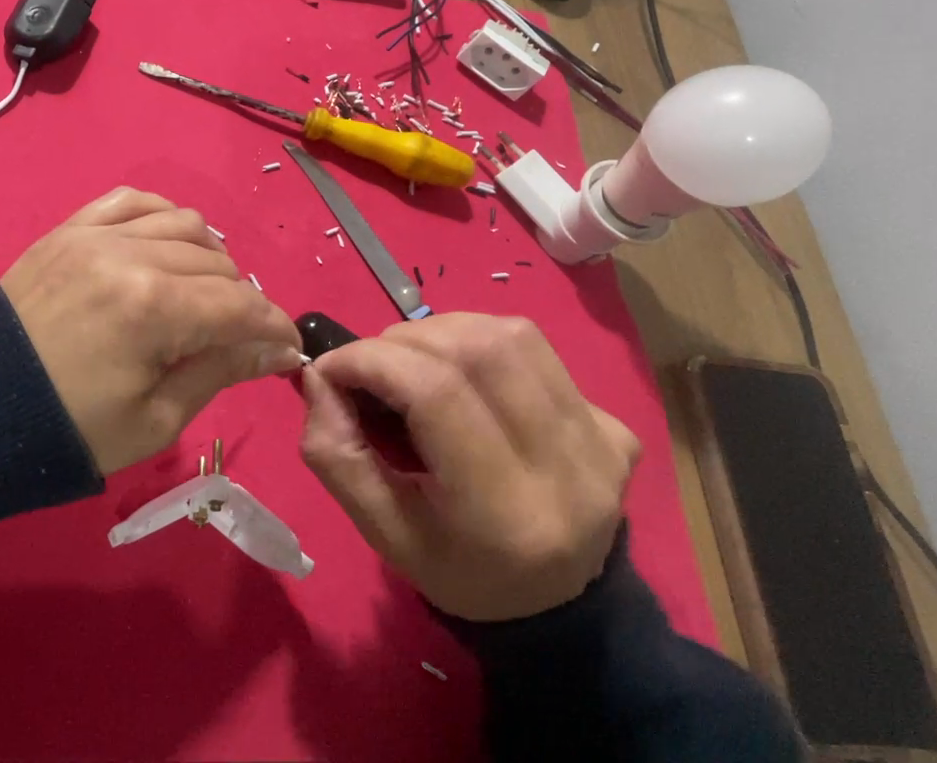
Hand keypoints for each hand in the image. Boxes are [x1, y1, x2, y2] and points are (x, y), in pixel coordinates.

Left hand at [2, 187, 302, 474]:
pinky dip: (160, 216)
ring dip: (208, 256)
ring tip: (206, 293)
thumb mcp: (155, 420)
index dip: (273, 327)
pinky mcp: (66, 230)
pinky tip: (167, 243)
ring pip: (180, 223)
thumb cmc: (69, 430)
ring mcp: (91, 235)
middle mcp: (127, 254)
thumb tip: (275, 349)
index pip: (239, 304)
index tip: (286, 349)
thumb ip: (220, 371)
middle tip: (240, 336)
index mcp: (152, 307)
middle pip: (214, 263)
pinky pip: (129, 201)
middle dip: (240, 300)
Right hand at [298, 314, 639, 621]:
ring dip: (440, 332)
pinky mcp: (616, 424)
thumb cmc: (454, 569)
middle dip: (400, 341)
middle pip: (476, 350)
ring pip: (510, 335)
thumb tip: (320, 376)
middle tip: (368, 367)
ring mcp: (602, 441)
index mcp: (504, 510)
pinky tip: (464, 382)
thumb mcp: (379, 530)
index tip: (330, 368)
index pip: (437, 393)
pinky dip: (480, 346)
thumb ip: (336, 454)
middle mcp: (568, 467)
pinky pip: (536, 352)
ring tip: (411, 365)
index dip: (371, 360)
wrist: (555, 605)